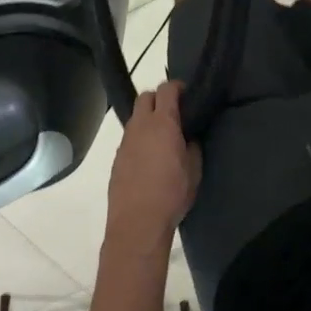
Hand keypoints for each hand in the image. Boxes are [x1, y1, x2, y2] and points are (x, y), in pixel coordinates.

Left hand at [107, 81, 201, 238]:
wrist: (137, 223)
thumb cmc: (171, 194)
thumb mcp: (194, 171)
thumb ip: (193, 148)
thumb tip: (189, 139)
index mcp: (163, 123)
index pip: (166, 89)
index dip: (177, 87)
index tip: (186, 95)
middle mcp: (140, 126)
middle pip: (145, 96)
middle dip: (159, 98)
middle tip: (173, 114)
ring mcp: (125, 141)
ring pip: (135, 117)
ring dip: (148, 119)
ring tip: (161, 139)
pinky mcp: (117, 158)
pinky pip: (129, 138)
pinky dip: (139, 139)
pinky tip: (148, 158)